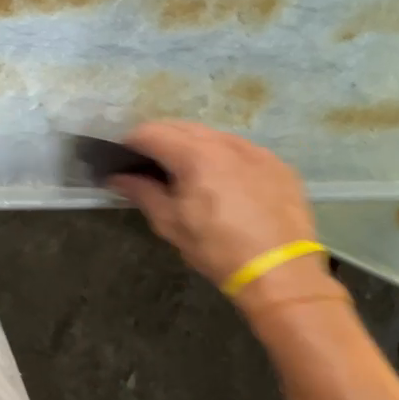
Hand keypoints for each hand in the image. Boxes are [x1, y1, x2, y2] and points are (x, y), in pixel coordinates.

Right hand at [107, 121, 335, 308]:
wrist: (280, 272)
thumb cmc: (216, 249)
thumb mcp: (170, 223)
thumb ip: (142, 192)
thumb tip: (118, 178)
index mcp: (195, 156)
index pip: (151, 132)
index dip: (131, 142)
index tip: (122, 159)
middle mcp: (226, 143)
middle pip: (182, 127)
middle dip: (160, 140)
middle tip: (149, 165)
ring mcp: (257, 151)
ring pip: (213, 135)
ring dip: (192, 145)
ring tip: (186, 172)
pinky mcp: (279, 165)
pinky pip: (241, 149)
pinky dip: (222, 156)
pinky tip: (222, 182)